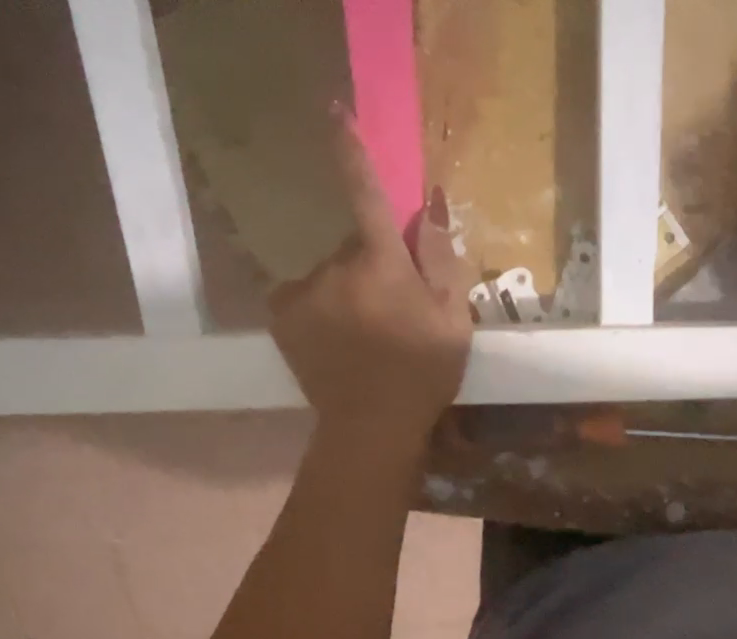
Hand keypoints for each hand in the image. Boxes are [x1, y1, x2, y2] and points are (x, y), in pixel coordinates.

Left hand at [269, 105, 472, 446]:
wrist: (370, 428)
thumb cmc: (422, 376)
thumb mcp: (453, 321)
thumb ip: (442, 261)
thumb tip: (429, 206)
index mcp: (381, 265)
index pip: (366, 196)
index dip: (352, 152)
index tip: (335, 112)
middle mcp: (335, 268)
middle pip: (356, 244)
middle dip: (375, 263)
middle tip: (397, 309)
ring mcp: (304, 292)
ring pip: (333, 271)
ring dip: (350, 289)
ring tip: (369, 335)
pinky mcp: (283, 315)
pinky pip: (307, 292)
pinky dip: (323, 306)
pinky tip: (340, 340)